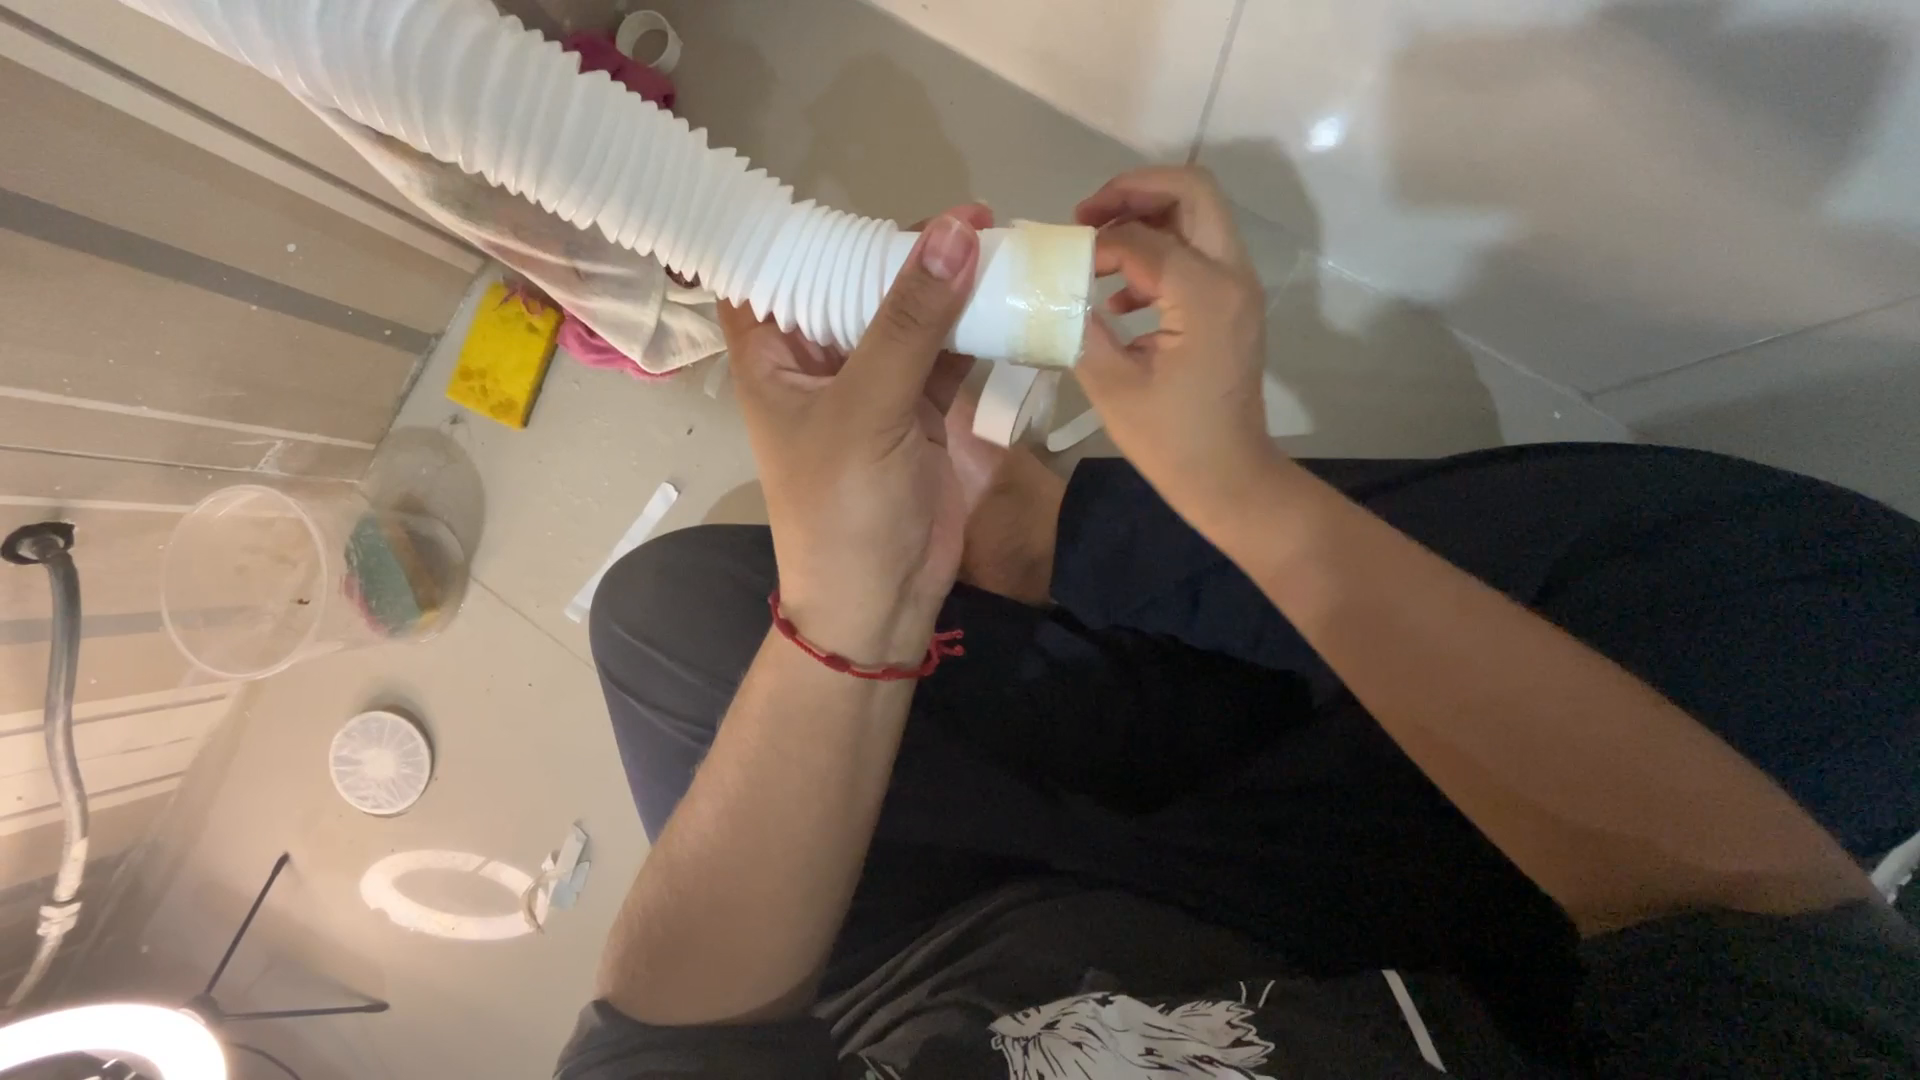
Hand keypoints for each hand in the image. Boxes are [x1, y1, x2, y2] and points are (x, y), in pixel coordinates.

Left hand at [720, 206, 989, 663]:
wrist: (884, 601)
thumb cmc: (847, 510)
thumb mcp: (869, 408)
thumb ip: (911, 320)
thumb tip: (956, 230)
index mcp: (774, 358)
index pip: (770, 273)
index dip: (800, 231)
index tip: (859, 203)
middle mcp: (820, 364)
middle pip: (853, 285)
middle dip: (901, 251)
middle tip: (963, 217)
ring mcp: (874, 387)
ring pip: (908, 317)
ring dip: (947, 287)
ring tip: (998, 244)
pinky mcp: (920, 411)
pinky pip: (946, 354)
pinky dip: (973, 330)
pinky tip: (1005, 299)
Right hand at [1074, 167, 1279, 521]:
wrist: (1229, 477)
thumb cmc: (1171, 441)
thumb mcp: (1112, 385)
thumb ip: (1081, 327)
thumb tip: (1057, 290)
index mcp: (1205, 295)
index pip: (1143, 238)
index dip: (1096, 243)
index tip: (1063, 266)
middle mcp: (1233, 276)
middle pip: (1191, 192)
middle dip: (1133, 192)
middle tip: (1086, 216)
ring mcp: (1239, 288)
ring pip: (1198, 216)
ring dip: (1146, 219)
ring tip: (1096, 250)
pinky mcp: (1233, 304)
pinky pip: (1198, 253)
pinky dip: (1160, 254)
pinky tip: (1120, 298)